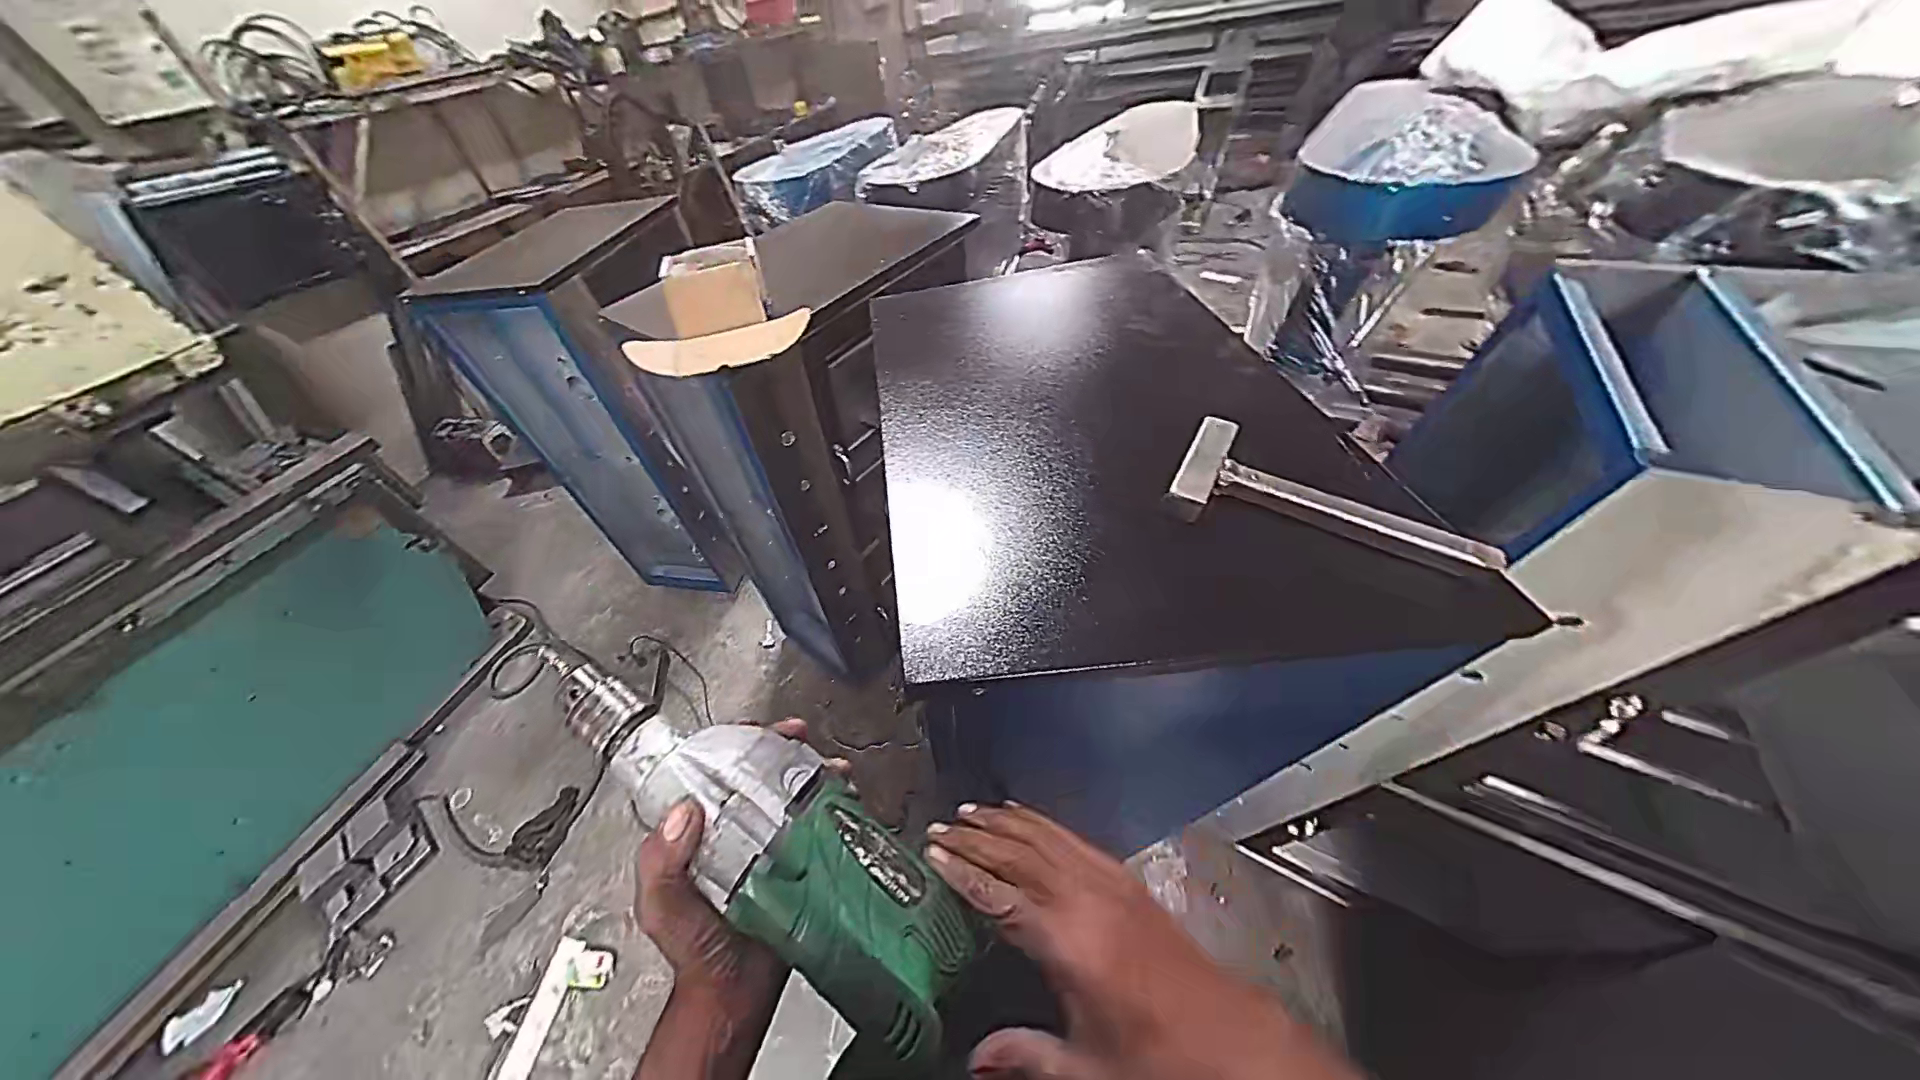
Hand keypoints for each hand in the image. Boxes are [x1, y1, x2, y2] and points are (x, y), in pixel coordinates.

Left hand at [633, 717, 846, 1079]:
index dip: (737, 743)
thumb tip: (683, 813)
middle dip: (784, 746)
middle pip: (764, 771)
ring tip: (828, 766)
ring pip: (796, 790)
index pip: (718, 771)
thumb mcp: (661, 906)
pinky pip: (821, 820)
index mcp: (704, 829)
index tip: (753, 731)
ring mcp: (774, 839)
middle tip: (798, 735)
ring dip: (815, 770)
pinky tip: (844, 795)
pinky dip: (835, 803)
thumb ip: (660, 863)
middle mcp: (741, 826)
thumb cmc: (696, 949)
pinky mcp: (803, 855)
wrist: (738, 990)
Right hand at [927, 803, 1357, 1079]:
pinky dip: (1040, 823)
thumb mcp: (1086, 1066)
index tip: (934, 852)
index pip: (1000, 892)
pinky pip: (1071, 838)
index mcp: (1070, 941)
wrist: (1230, 1038)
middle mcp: (1086, 899)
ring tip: (971, 812)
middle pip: (1018, 852)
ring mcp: (1108, 882)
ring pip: (1043, 837)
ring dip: (1004, 822)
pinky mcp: (1124, 879)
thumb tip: (979, 1057)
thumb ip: (1025, 1054)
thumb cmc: (1161, 1055)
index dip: (962, 869)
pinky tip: (1025, 818)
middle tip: (942, 826)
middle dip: (976, 837)